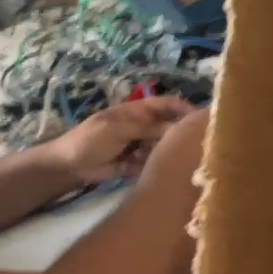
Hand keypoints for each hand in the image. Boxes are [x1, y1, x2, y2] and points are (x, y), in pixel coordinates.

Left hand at [41, 96, 198, 184]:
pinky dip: (163, 165)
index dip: (185, 108)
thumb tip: (180, 129)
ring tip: (176, 159)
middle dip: (183, 134)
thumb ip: (147, 127)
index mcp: (137, 112)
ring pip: (169, 145)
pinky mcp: (144, 162)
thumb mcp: (116, 128)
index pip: (167, 104)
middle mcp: (145, 126)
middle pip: (173, 126)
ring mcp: (145, 145)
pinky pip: (161, 161)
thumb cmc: (88, 141)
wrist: (69, 167)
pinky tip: (162, 169)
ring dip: (173, 151)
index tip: (203, 120)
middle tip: (197, 145)